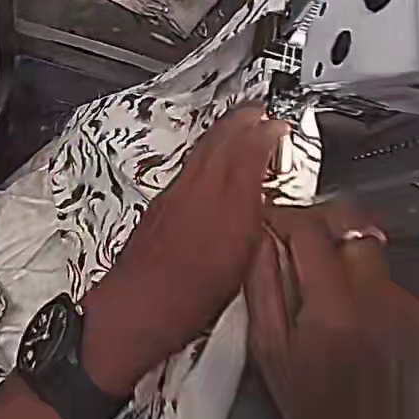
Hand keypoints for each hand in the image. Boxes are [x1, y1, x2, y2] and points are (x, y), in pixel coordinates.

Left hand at [81, 106, 287, 394]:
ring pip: (204, 148)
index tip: (279, 125)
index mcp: (229, 206)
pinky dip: (207, 152)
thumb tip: (264, 205)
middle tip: (260, 112)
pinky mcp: (161, 202)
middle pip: (224, 139)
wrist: (138, 306)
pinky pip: (190, 164)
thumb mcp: (241, 266)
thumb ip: (254, 225)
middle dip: (245, 120)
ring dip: (225, 132)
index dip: (268, 134)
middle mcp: (201, 191)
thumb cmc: (189, 298)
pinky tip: (211, 160)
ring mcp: (177, 193)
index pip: (251, 152)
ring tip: (239, 126)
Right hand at [245, 201, 418, 418]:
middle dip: (316, 227)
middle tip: (294, 244)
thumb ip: (262, 291)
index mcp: (334, 312)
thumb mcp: (276, 364)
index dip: (284, 216)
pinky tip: (357, 324)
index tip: (270, 221)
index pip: (308, 229)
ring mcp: (407, 303)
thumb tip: (259, 243)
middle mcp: (377, 299)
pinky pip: (386, 278)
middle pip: (345, 224)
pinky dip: (365, 286)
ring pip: (366, 250)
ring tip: (325, 300)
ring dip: (340, 258)